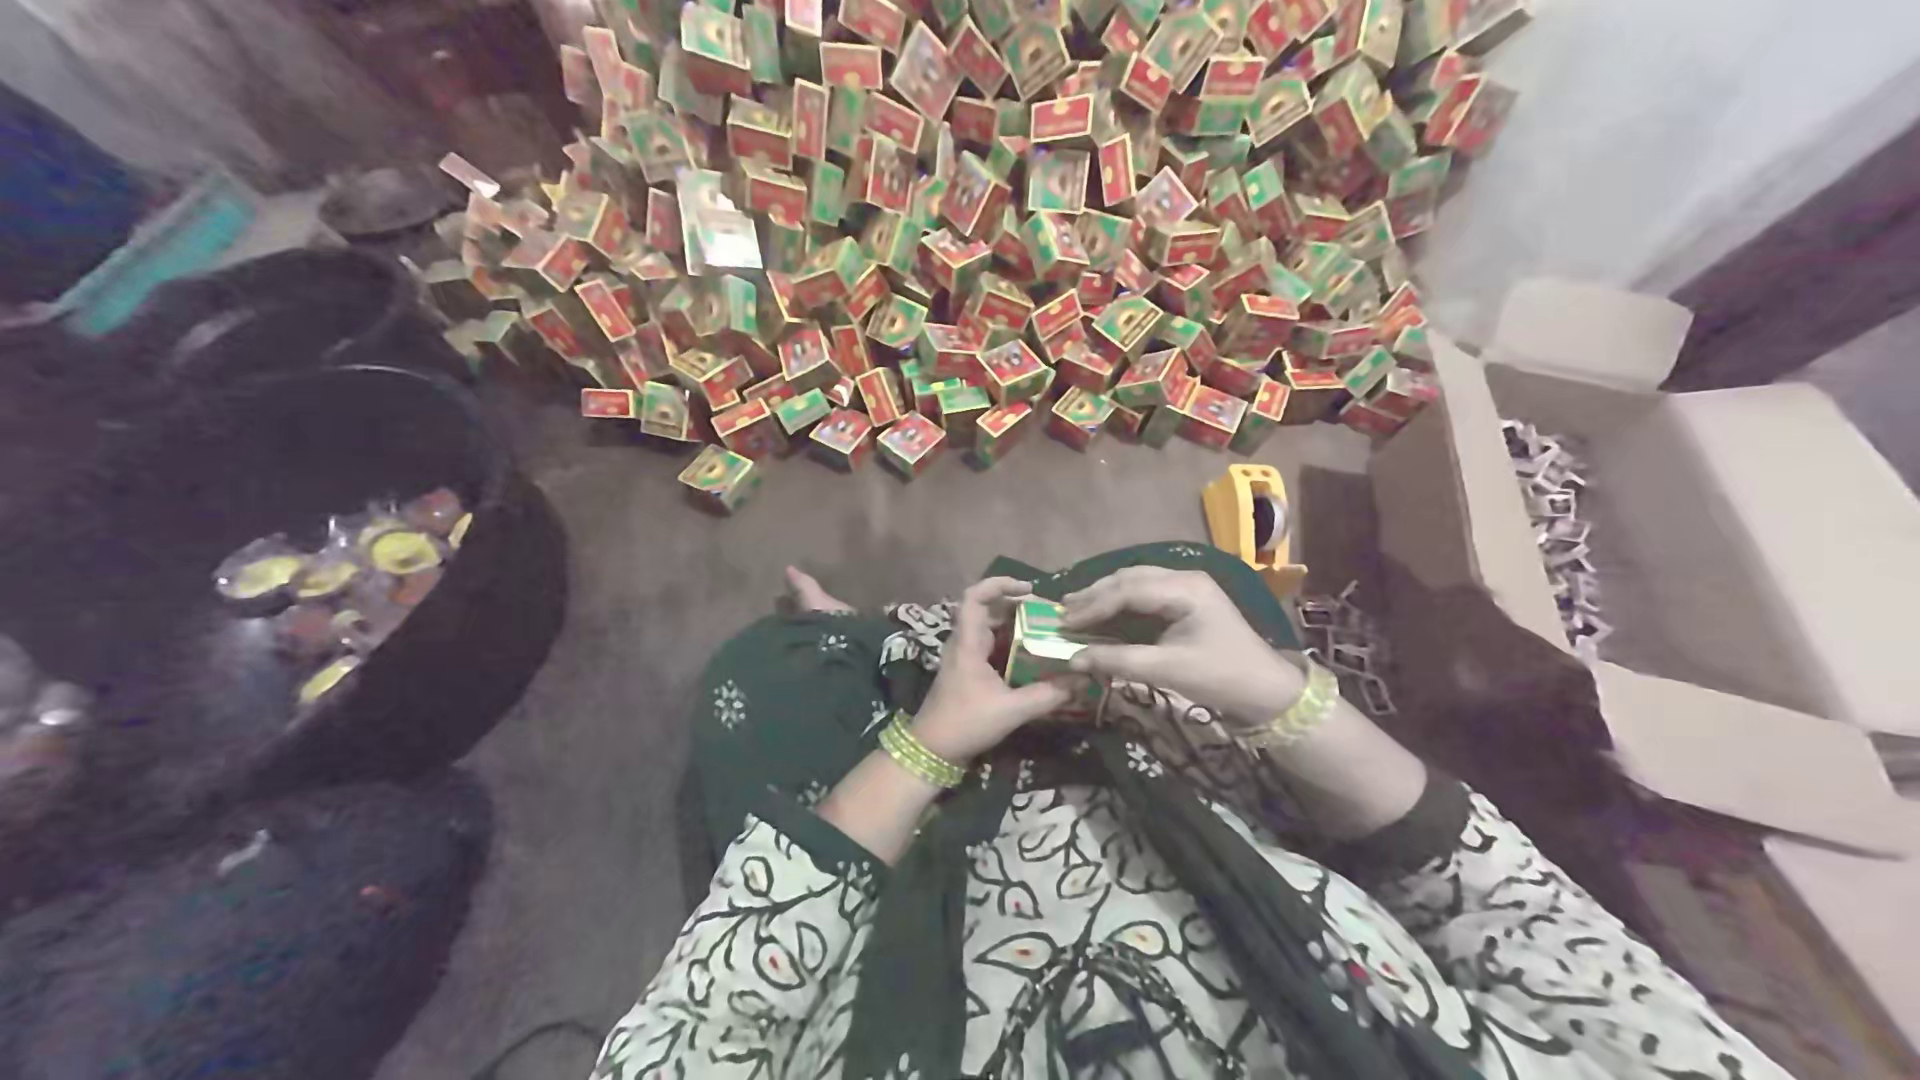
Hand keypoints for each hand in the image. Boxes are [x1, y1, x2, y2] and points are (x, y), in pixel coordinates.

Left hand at [912, 578, 1077, 762]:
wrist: (932, 750)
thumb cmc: (965, 723)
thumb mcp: (1011, 710)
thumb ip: (1047, 694)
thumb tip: (1081, 679)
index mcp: (968, 643)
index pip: (974, 597)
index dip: (998, 584)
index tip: (1028, 589)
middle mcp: (963, 643)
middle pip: (986, 610)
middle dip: (1015, 605)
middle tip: (1046, 613)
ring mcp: (963, 657)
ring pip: (989, 628)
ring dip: (1013, 625)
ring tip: (1044, 631)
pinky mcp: (967, 671)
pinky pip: (990, 646)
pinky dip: (1009, 644)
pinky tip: (1030, 656)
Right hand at [1061, 567, 1302, 731]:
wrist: (1269, 692)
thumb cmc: (1221, 677)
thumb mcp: (1168, 670)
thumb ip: (1119, 661)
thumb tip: (1074, 658)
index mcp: (1185, 589)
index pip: (1127, 590)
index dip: (1093, 606)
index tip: (1064, 622)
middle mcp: (1184, 579)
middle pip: (1128, 579)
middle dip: (1094, 595)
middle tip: (1061, 611)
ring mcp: (1186, 587)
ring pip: (1134, 583)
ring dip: (1104, 596)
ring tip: (1074, 609)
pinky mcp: (1186, 601)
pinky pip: (1144, 594)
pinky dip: (1119, 603)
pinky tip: (1101, 613)